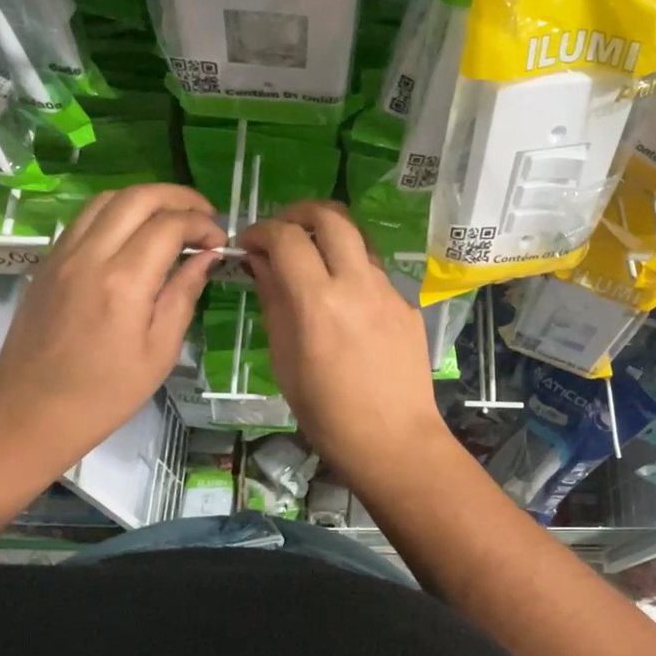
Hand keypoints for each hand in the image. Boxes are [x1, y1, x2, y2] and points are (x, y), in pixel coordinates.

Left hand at [0, 183, 223, 465]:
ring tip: (172, 218)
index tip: (220, 241)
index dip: (202, 225)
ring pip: (107, 199)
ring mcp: (62, 255)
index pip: (169, 226)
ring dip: (145, 199)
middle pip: (137, 197)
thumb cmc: (105, 394)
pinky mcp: (48, 262)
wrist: (30, 412)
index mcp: (123, 282)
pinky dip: (117, 212)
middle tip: (205, 215)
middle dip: (178, 197)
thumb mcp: (159, 351)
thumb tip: (205, 258)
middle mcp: (90, 256)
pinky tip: (135, 234)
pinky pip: (85, 218)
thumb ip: (182, 295)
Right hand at [239, 201, 451, 487]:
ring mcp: (388, 292)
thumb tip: (261, 263)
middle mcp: (358, 284)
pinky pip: (375, 274)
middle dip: (298, 213)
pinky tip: (344, 305)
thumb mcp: (285, 361)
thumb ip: (274, 303)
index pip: (286, 237)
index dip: (260, 231)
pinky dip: (352, 273)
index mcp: (319, 301)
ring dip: (329, 239)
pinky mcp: (407, 306)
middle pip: (330, 216)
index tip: (247, 245)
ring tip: (312, 264)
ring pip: (357, 240)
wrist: (395, 441)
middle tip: (281, 234)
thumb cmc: (328, 414)